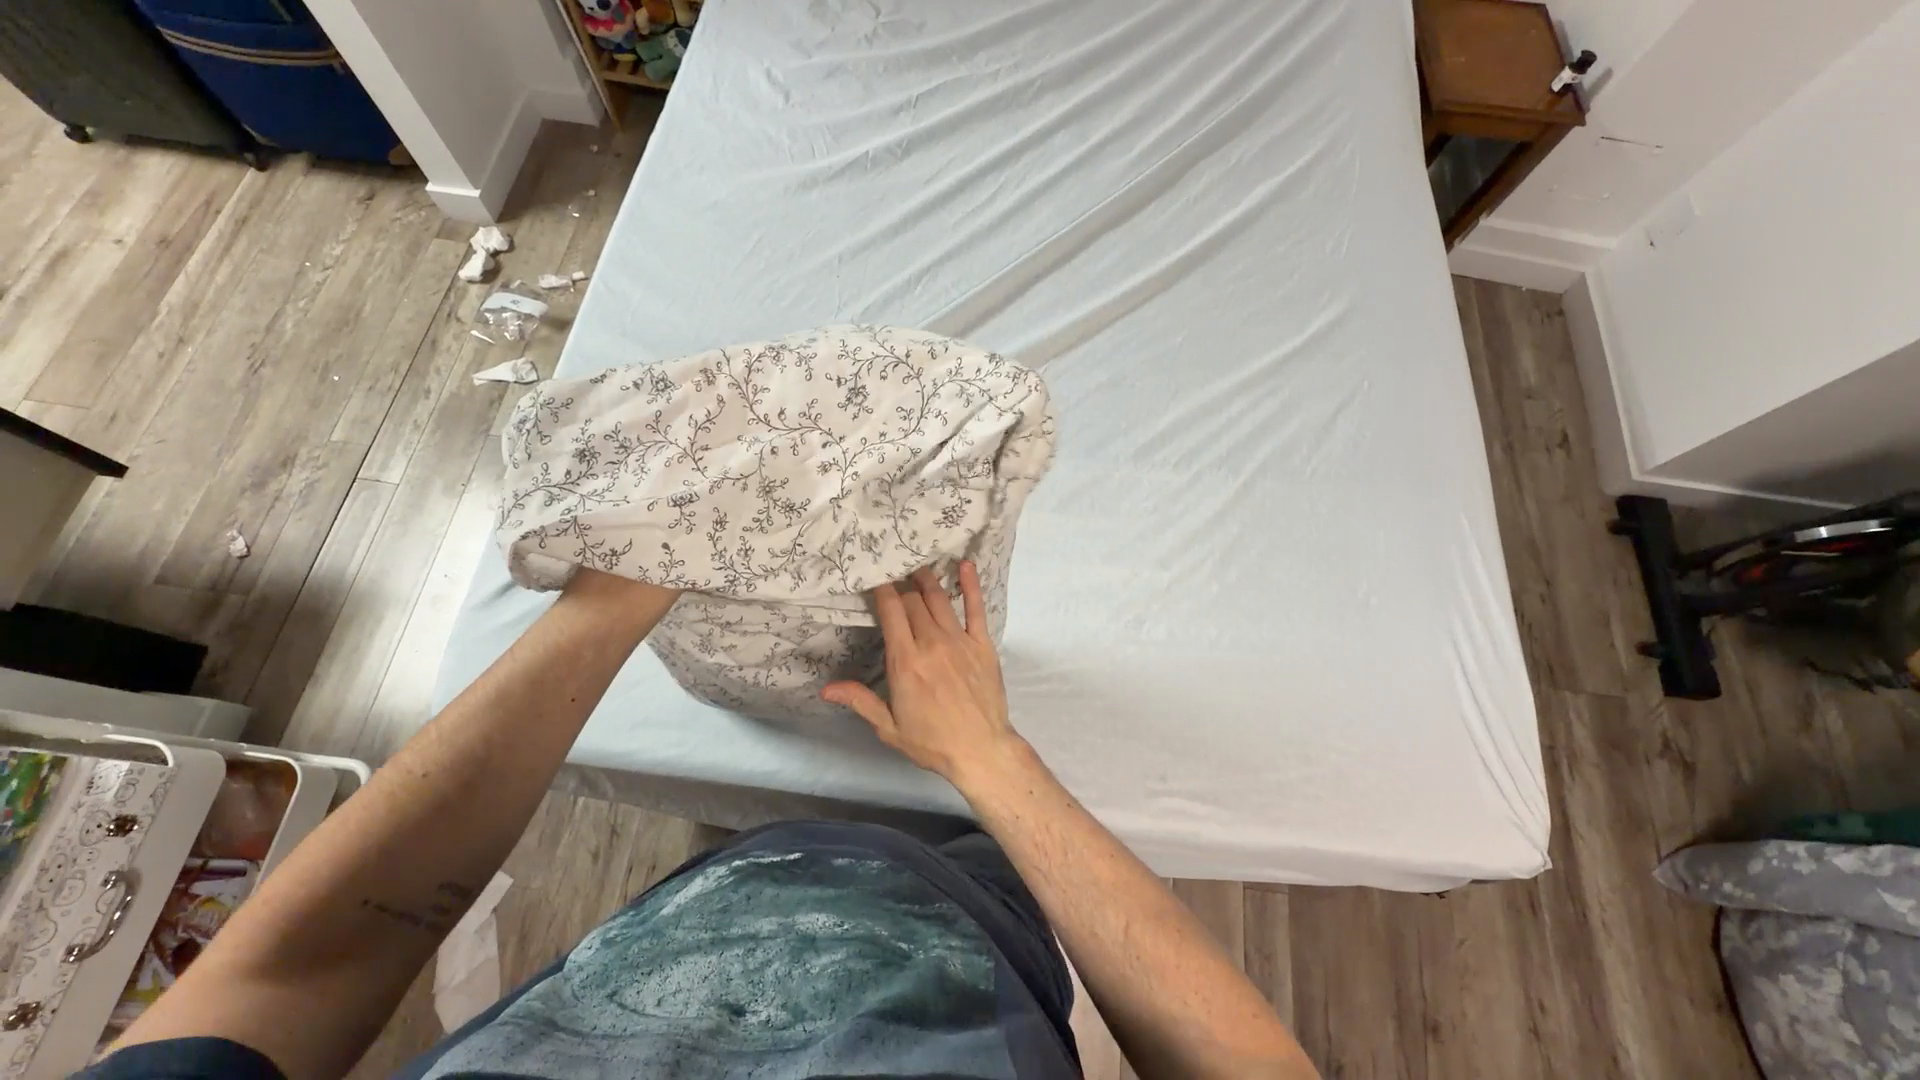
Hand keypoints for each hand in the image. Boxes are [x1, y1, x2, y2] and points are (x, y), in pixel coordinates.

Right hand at [822, 562, 1026, 785]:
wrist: (981, 751)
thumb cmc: (932, 742)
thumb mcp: (889, 727)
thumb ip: (860, 701)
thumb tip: (826, 689)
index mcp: (905, 661)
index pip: (891, 611)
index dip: (881, 590)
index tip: (875, 578)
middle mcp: (931, 643)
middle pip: (913, 600)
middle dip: (901, 584)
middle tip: (894, 574)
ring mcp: (960, 641)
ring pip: (939, 599)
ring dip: (927, 579)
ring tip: (918, 567)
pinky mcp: (983, 645)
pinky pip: (976, 608)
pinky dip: (970, 584)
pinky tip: (966, 565)